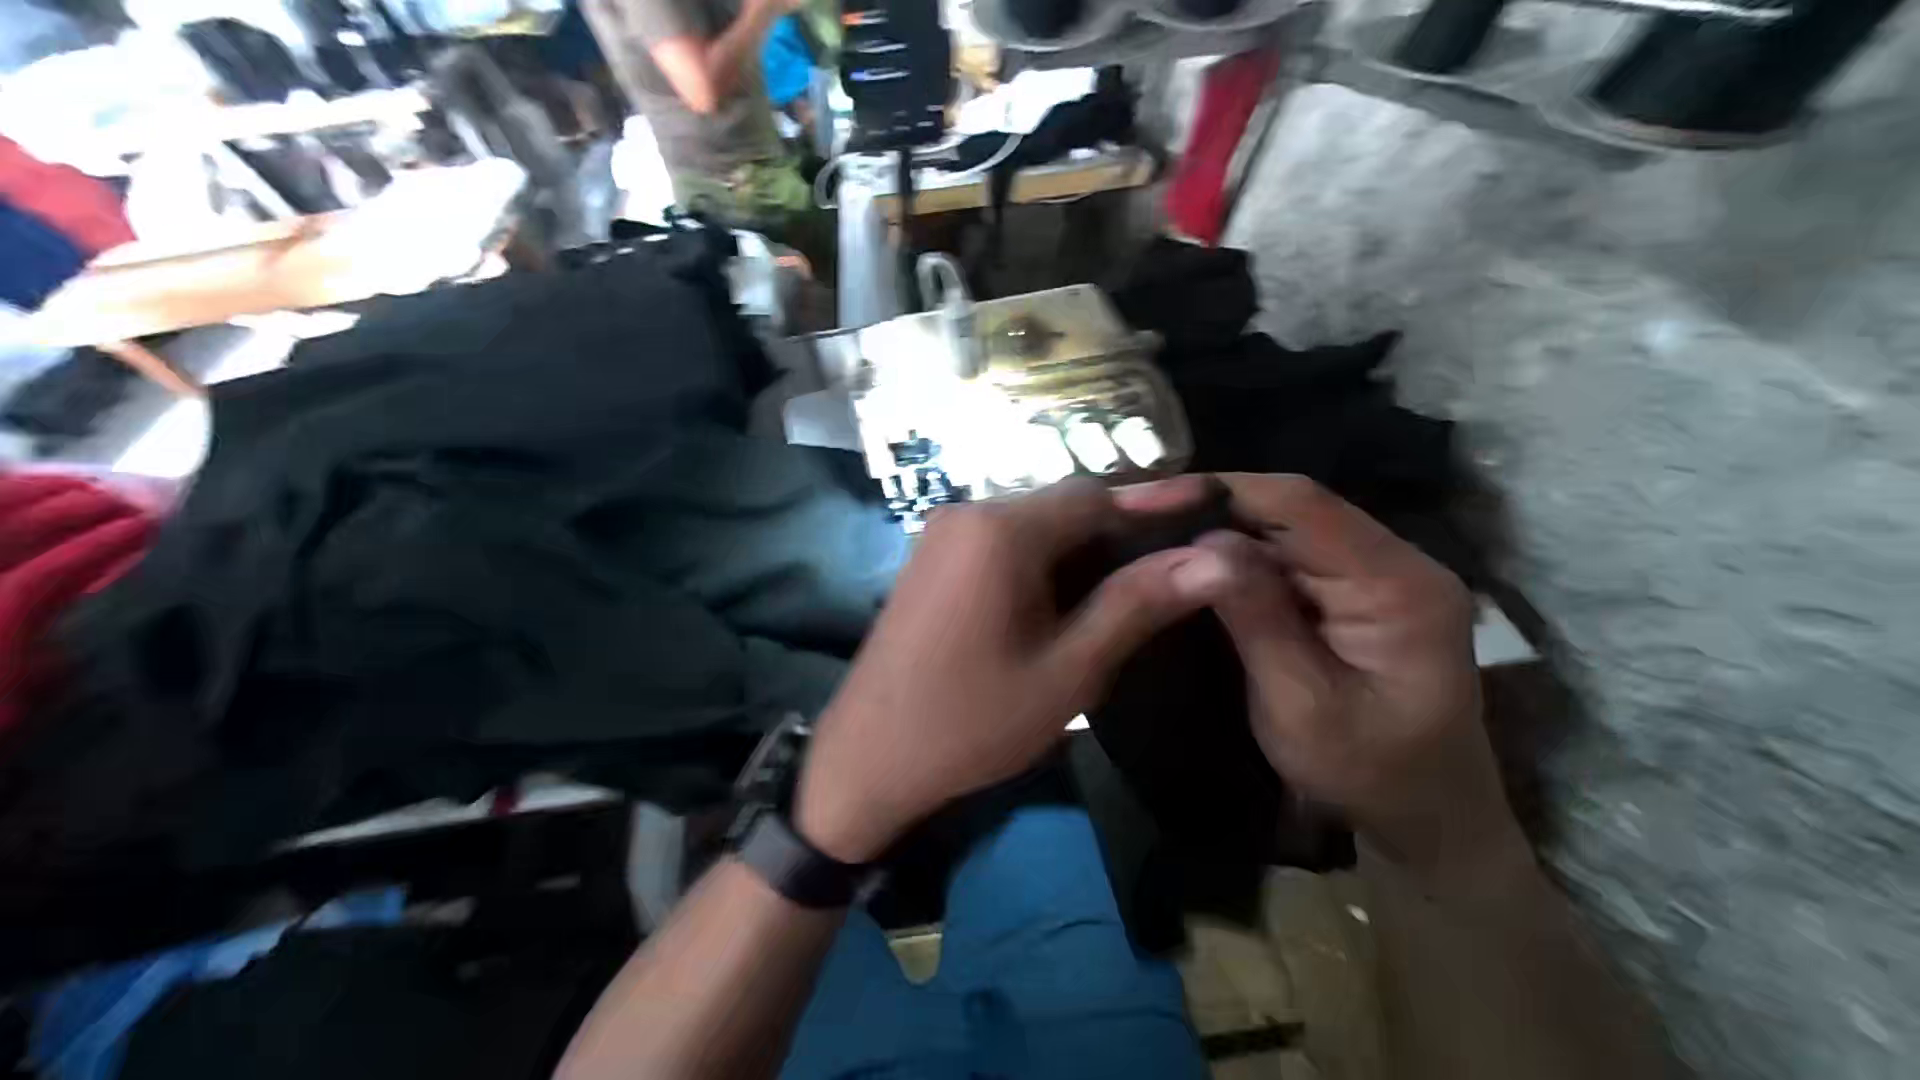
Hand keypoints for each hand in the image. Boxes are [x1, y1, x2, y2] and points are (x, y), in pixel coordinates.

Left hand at [794, 480, 1206, 862]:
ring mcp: (943, 534)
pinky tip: (1073, 593)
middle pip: (1064, 505)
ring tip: (1138, 580)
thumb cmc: (971, 722)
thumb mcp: (1068, 671)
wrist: (868, 756)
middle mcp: (967, 513)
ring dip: (1084, 548)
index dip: (1155, 504)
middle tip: (1179, 558)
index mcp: (1000, 531)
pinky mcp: (932, 559)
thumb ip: (1136, 606)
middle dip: (1121, 530)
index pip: (1096, 496)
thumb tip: (1215, 561)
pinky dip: (1045, 561)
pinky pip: (1002, 543)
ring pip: (1034, 524)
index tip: (1210, 504)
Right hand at [1117, 474, 1529, 890]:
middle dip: (1218, 508)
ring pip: (1289, 529)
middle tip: (1144, 516)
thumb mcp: (1300, 704)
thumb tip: (1202, 542)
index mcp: (1398, 585)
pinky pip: (1293, 556)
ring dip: (1225, 530)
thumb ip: (1257, 619)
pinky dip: (1242, 557)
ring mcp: (1378, 575)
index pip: (1306, 506)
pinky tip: (1198, 563)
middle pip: (1296, 510)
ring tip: (1159, 533)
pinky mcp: (1357, 592)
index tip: (1157, 494)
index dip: (1228, 489)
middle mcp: (1396, 563)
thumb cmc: (1368, 773)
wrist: (1427, 817)